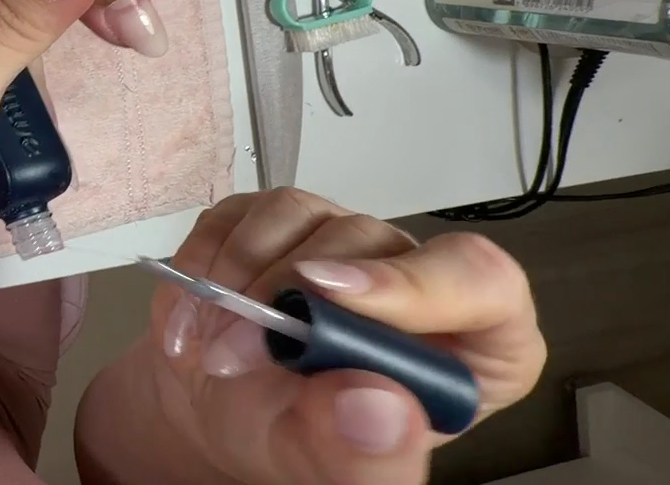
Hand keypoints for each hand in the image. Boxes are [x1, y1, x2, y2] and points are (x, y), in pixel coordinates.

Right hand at [86, 189, 545, 484]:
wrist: (221, 407)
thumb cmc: (296, 441)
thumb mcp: (338, 471)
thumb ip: (370, 451)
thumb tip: (379, 399)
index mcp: (467, 340)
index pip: (479, 279)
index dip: (408, 280)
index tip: (323, 295)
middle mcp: (404, 272)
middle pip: (363, 239)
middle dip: (282, 292)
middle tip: (233, 353)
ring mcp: (329, 234)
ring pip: (291, 211)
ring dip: (234, 272)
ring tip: (207, 337)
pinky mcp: (263, 217)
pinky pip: (230, 212)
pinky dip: (199, 259)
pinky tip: (190, 310)